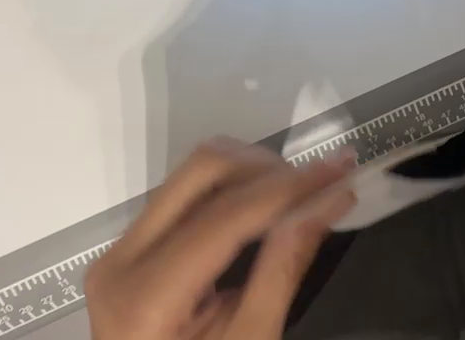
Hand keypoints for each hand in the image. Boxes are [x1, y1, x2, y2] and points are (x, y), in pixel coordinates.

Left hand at [87, 139, 355, 339]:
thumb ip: (284, 269)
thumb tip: (329, 200)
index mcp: (145, 296)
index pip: (227, 214)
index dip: (290, 187)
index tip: (343, 170)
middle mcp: (122, 257)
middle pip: (204, 170)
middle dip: (269, 167)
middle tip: (320, 182)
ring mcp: (122, 248)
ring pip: (196, 171)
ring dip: (253, 170)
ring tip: (298, 193)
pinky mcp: (132, 246)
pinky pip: (188, 192)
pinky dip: (236, 185)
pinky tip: (269, 202)